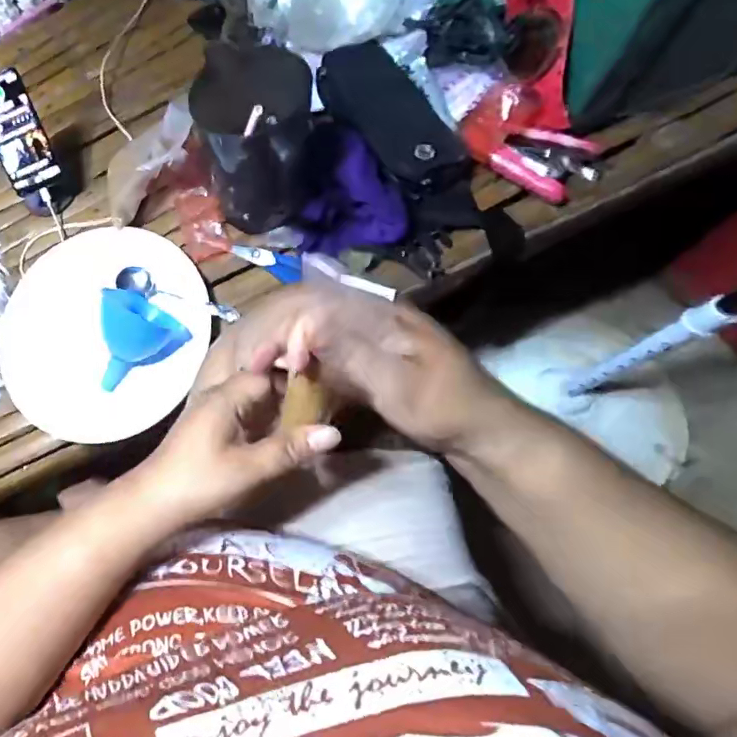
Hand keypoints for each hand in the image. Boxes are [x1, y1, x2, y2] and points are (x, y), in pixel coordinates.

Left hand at [124, 371, 339, 525]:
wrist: (153, 501)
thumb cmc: (201, 480)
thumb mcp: (250, 467)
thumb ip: (290, 448)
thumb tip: (334, 432)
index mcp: (225, 396)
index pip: (267, 375)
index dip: (294, 381)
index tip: (323, 393)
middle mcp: (216, 395)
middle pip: (259, 385)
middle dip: (287, 395)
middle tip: (320, 410)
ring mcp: (209, 411)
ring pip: (249, 400)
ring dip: (274, 410)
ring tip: (305, 424)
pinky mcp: (206, 428)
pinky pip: (240, 414)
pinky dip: (260, 421)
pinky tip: (276, 438)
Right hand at [194, 284, 528, 458]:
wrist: (484, 433)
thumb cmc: (447, 408)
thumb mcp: (402, 385)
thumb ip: (353, 355)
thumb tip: (306, 327)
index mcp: (382, 311)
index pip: (320, 303)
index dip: (288, 329)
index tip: (269, 361)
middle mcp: (370, 313)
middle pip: (310, 309)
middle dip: (277, 334)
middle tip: (252, 364)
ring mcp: (368, 333)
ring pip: (313, 327)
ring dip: (284, 345)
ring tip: (259, 367)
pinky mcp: (367, 355)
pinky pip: (324, 348)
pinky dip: (301, 360)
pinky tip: (284, 374)